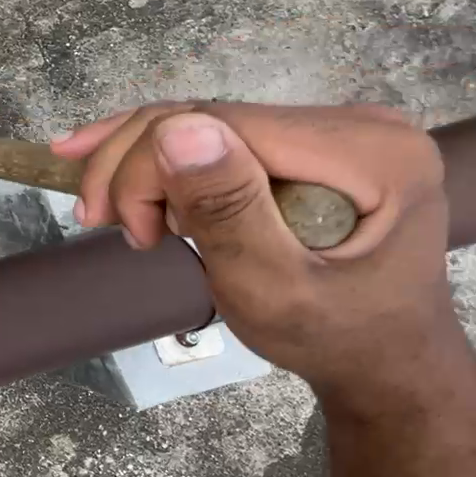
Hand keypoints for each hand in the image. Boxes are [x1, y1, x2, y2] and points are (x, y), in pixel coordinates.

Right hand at [49, 102, 465, 408]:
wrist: (380, 360)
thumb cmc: (331, 335)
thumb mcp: (270, 284)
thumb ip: (228, 207)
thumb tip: (176, 129)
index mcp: (368, 154)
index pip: (215, 125)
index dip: (146, 167)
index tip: (123, 227)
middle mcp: (356, 125)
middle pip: (197, 117)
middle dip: (129, 166)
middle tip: (95, 218)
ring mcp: (330, 130)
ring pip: (189, 121)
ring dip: (131, 166)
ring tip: (103, 211)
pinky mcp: (303, 143)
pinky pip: (205, 135)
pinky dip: (153, 160)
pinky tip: (114, 177)